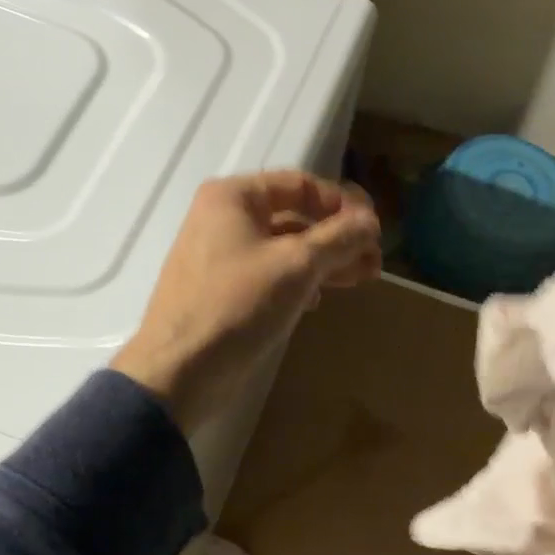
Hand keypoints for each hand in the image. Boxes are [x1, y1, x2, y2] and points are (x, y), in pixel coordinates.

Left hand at [111, 172, 380, 431]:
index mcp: (234, 197)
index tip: (375, 231)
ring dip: (324, 261)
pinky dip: (298, 281)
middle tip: (374, 262)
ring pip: (284, 248)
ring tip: (361, 280)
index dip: (343, 204)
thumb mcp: (297, 266)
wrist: (179, 370)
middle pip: (295, 217)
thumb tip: (372, 221)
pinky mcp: (222, 291)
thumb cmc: (238, 306)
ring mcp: (220, 256)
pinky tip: (317, 300)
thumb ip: (339, 238)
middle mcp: (223, 218)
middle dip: (338, 237)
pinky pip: (269, 274)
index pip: (301, 184)